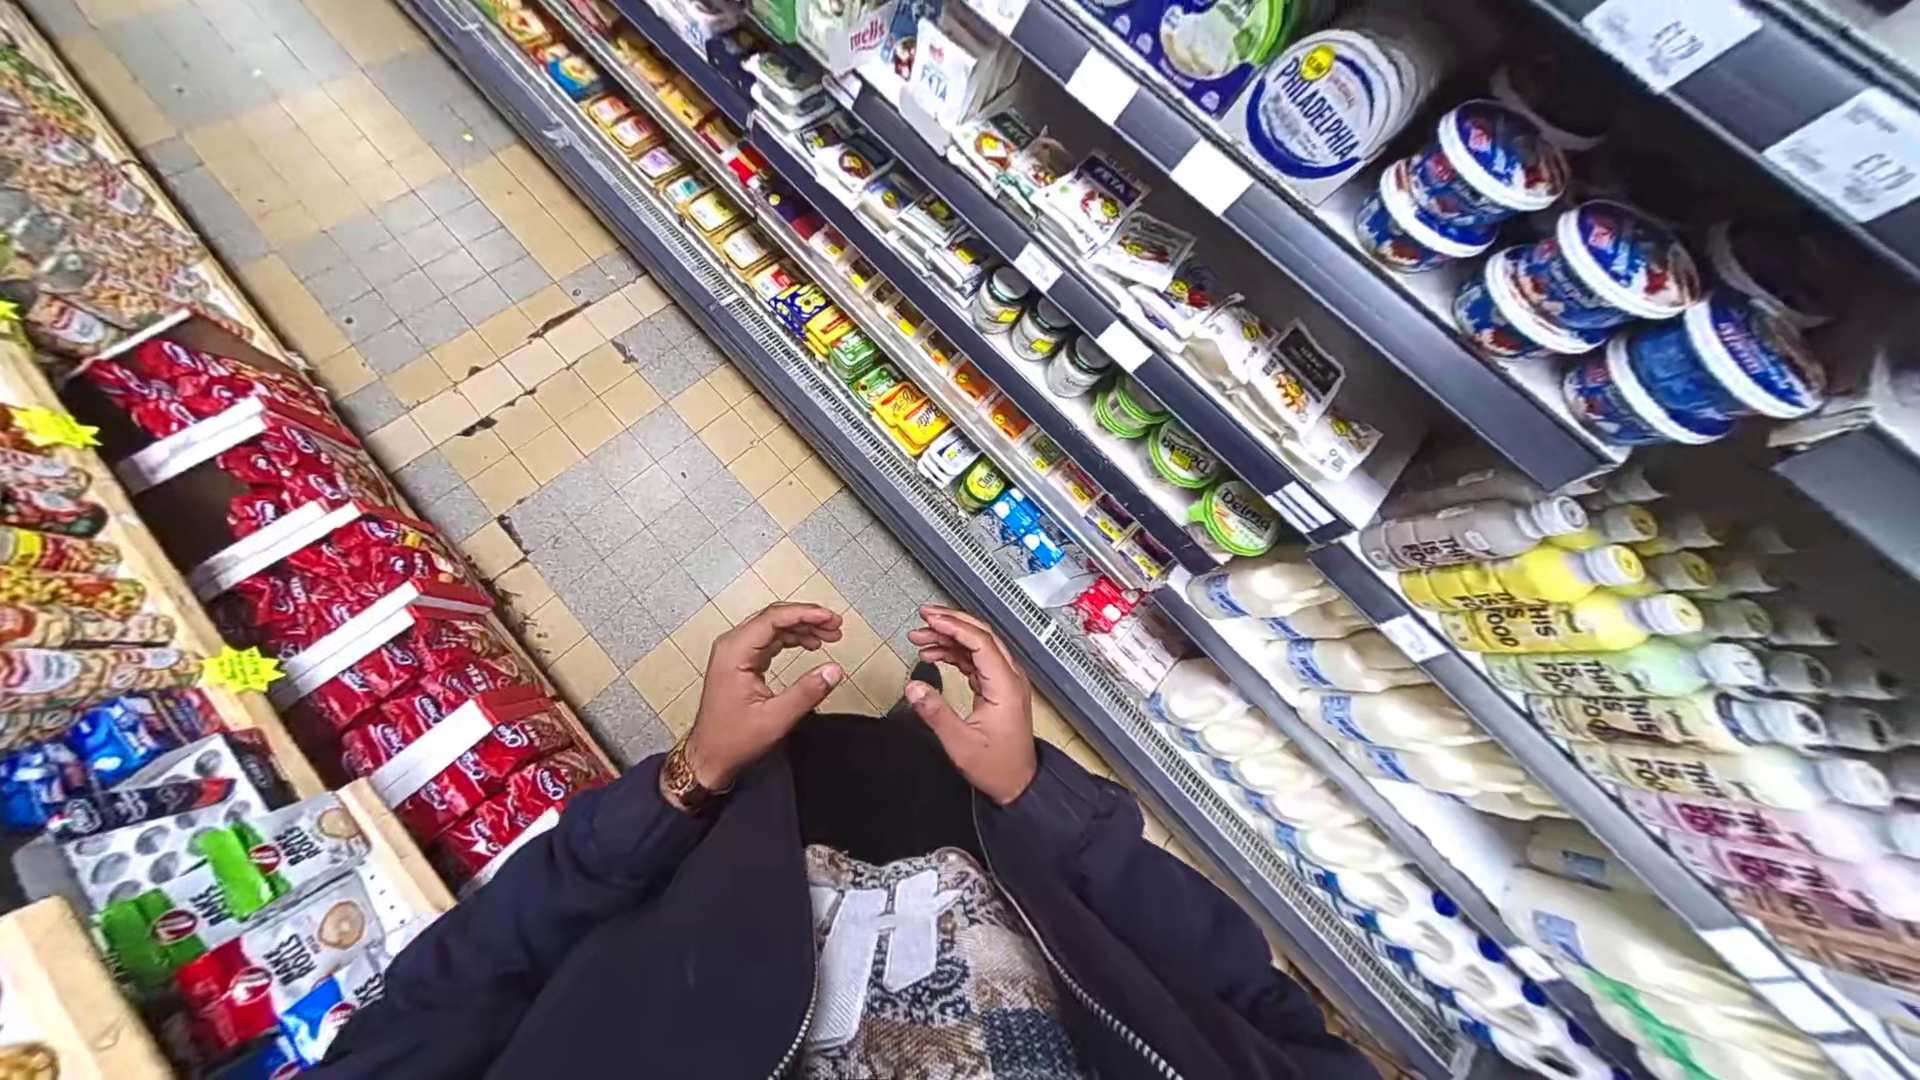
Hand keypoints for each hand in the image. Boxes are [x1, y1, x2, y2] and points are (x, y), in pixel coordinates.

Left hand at [683, 602, 843, 791]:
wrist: (709, 758)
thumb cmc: (733, 740)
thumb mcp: (776, 718)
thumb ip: (807, 692)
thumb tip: (834, 670)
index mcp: (734, 652)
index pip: (773, 618)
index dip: (805, 613)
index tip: (829, 618)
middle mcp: (732, 646)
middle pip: (775, 617)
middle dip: (808, 618)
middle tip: (835, 626)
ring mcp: (737, 652)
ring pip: (775, 626)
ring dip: (804, 627)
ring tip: (830, 636)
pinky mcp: (743, 660)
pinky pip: (772, 639)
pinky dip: (794, 638)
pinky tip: (811, 644)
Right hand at [904, 605, 1035, 804]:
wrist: (1019, 784)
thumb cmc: (999, 767)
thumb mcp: (961, 744)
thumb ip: (936, 713)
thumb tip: (914, 688)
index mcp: (1005, 685)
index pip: (980, 641)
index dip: (953, 625)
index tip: (931, 619)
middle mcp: (1009, 677)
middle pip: (981, 635)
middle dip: (950, 622)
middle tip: (924, 618)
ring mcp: (1005, 681)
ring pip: (977, 645)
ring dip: (949, 638)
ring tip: (921, 638)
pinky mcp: (998, 687)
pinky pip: (976, 659)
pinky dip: (955, 653)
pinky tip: (935, 654)